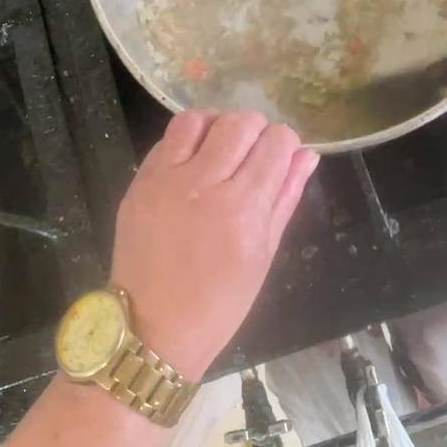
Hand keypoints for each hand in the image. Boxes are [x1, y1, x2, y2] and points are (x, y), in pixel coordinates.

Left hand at [109, 110, 318, 378]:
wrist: (152, 328)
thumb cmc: (219, 303)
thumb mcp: (264, 255)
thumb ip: (285, 198)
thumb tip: (307, 155)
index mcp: (242, 208)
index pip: (276, 143)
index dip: (286, 143)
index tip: (281, 157)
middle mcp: (204, 184)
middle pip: (240, 123)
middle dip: (256, 130)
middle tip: (254, 155)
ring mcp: (166, 180)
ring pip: (198, 119)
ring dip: (217, 126)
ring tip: (221, 148)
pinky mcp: (139, 182)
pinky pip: (167, 139)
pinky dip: (187, 141)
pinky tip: (194, 162)